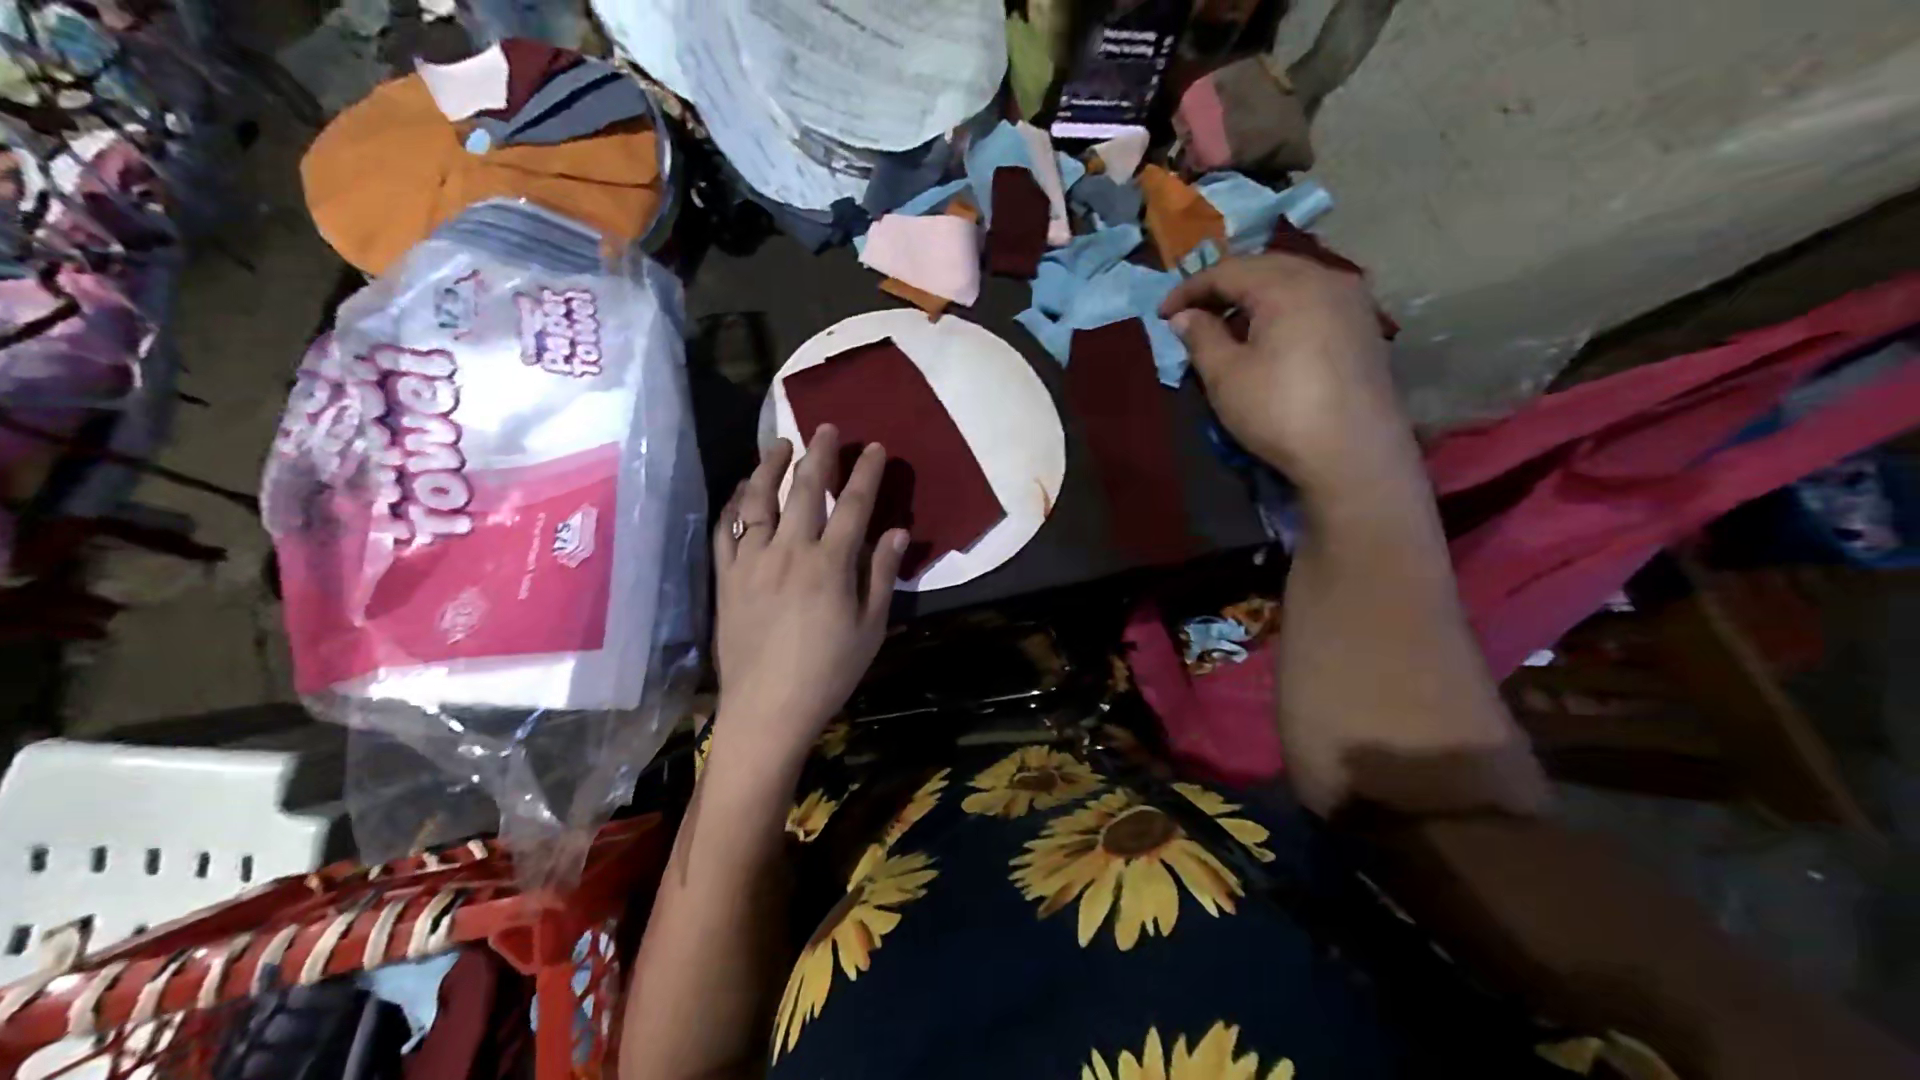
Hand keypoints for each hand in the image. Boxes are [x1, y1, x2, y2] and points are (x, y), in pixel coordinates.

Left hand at [709, 424, 907, 780]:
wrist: (767, 708)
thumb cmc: (828, 672)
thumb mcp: (871, 628)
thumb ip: (881, 575)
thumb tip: (897, 531)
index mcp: (829, 565)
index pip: (852, 505)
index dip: (865, 472)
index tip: (873, 447)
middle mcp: (789, 551)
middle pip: (805, 491)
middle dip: (819, 454)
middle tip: (826, 428)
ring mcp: (751, 562)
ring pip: (759, 501)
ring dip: (770, 467)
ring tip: (779, 444)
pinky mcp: (726, 578)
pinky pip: (726, 531)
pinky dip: (734, 504)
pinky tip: (742, 489)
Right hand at [1161, 253, 1414, 498]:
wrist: (1354, 454)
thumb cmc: (1280, 412)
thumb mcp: (1226, 376)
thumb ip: (1202, 337)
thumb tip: (1184, 316)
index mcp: (1287, 285)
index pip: (1228, 270)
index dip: (1189, 289)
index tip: (1162, 314)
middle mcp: (1326, 278)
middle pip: (1264, 267)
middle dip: (1223, 286)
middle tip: (1192, 313)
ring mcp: (1352, 300)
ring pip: (1292, 281)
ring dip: (1253, 296)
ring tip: (1226, 324)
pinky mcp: (1363, 326)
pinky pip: (1313, 300)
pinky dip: (1281, 308)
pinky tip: (1266, 335)